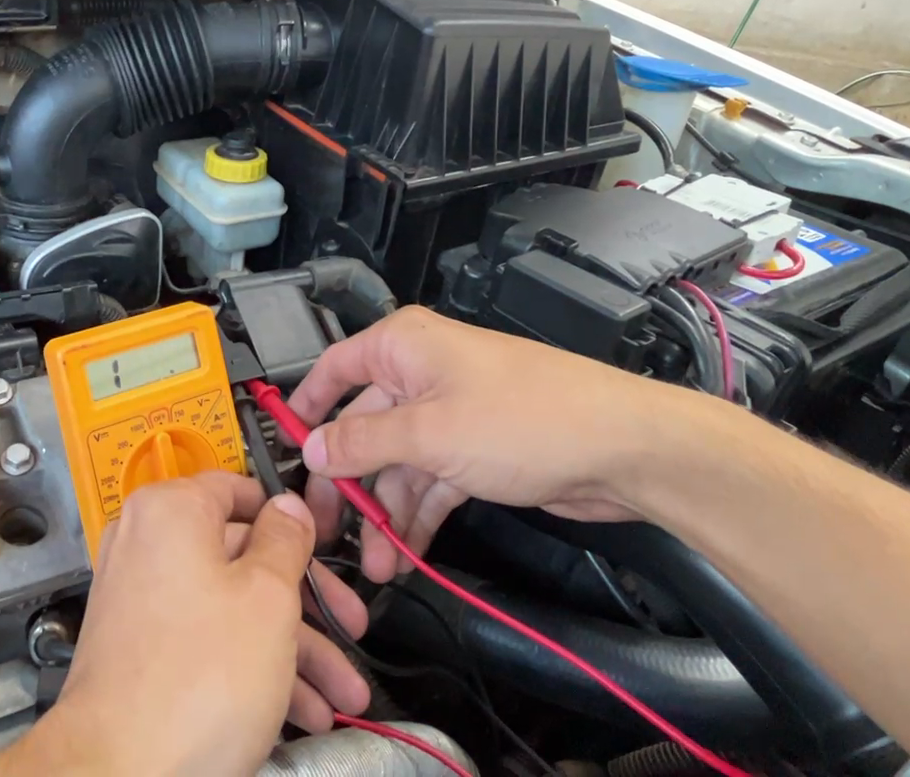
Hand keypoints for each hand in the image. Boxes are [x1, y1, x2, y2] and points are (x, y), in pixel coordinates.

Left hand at [8, 472, 369, 775]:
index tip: (323, 546)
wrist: (121, 772)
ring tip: (340, 696)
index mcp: (170, 512)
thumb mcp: (267, 597)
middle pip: (243, 556)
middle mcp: (147, 545)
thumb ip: (286, 541)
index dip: (289, 519)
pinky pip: (206, 639)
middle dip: (307, 603)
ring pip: (231, 606)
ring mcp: (141, 599)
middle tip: (350, 626)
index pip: (238, 490)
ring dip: (293, 648)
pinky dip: (252, 665)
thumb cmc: (195, 681)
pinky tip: (301, 710)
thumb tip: (291, 507)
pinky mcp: (141, 649)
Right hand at [289, 307, 726, 580]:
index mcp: (403, 347)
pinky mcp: (474, 449)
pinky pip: (429, 481)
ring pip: (395, 463)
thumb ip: (361, 443)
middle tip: (327, 528)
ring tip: (373, 563)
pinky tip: (403, 553)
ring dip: (383, 512)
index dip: (305, 409)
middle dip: (346, 482)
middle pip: (362, 427)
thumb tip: (312, 447)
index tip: (286, 451)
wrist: (624, 450)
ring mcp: (448, 413)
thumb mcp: (428, 434)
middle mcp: (421, 374)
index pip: (334, 370)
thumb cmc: (529, 418)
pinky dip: (416, 515)